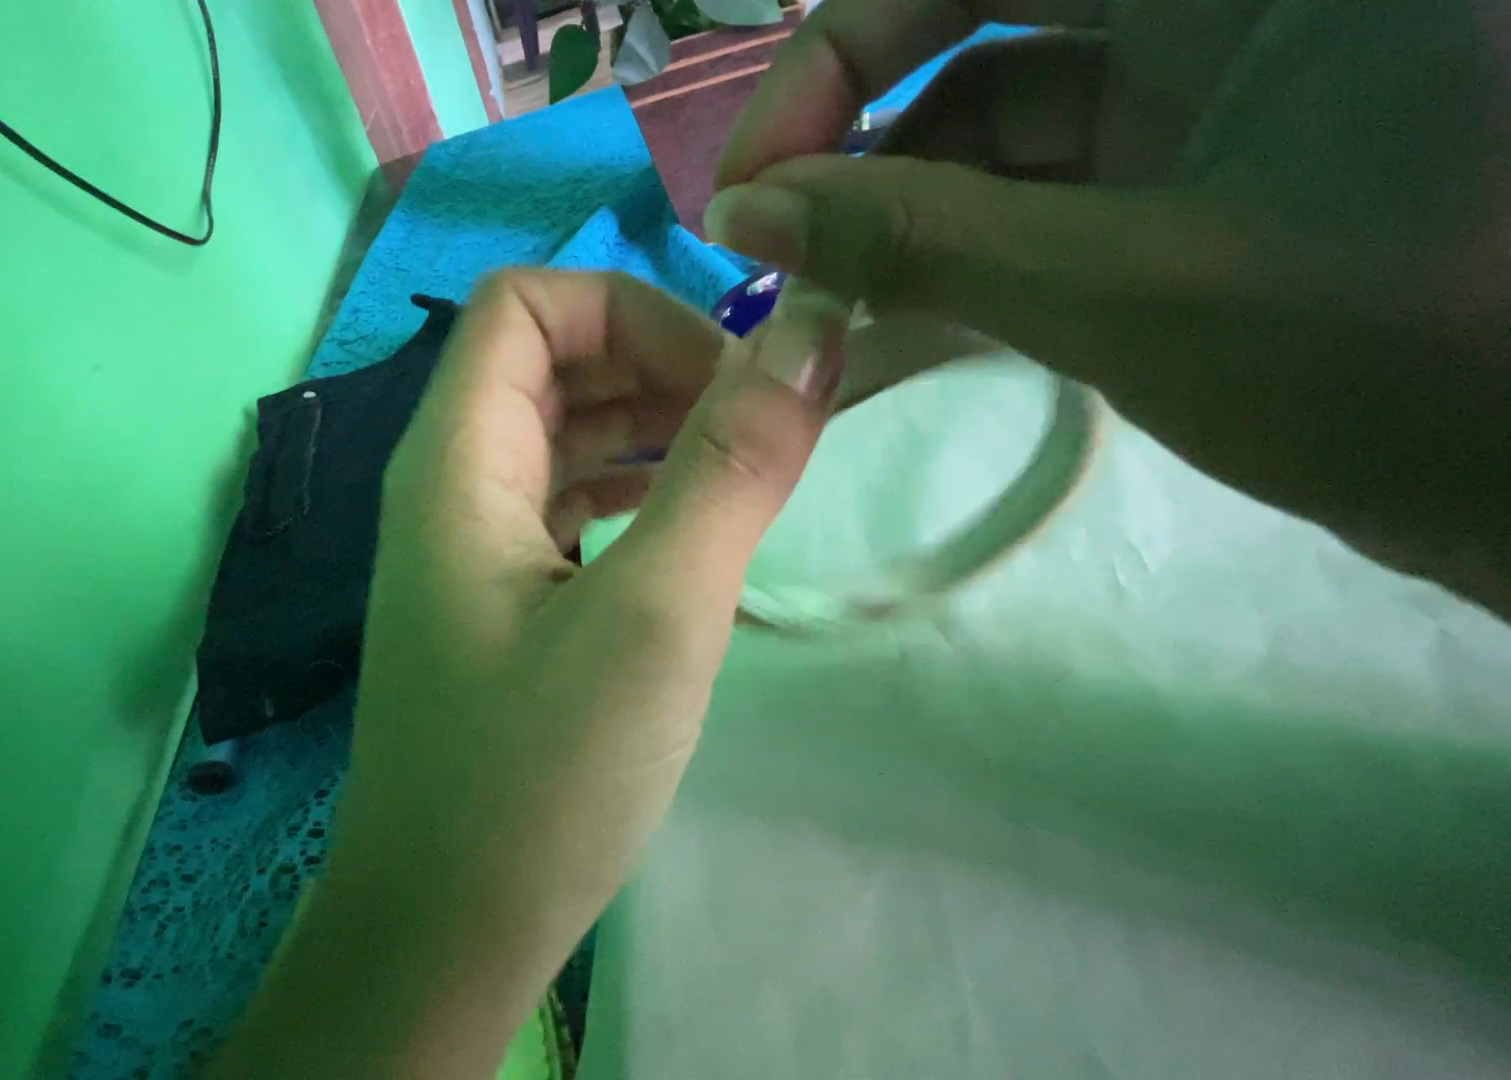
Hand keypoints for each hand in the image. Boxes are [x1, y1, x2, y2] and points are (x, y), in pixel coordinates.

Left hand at [220, 270, 839, 1077]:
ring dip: (650, 429)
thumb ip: (730, 467)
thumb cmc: (540, 776)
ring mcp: (467, 544)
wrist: (447, 927)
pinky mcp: (496, 598)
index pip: (525, 303)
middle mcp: (448, 483)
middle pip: (547, 361)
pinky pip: (564, 503)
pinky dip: (631, 489)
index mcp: (456, 459)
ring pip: (560, 433)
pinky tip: (686, 526)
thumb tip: (811, 333)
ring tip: (740, 474)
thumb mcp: (655, 615)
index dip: (630, 311)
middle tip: (755, 430)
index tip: (726, 378)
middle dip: (654, 367)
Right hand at [709, 0, 1510, 614]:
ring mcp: (1199, 90)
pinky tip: (881, 316)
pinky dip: (950, 250)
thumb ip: (917, 240)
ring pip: (988, 123)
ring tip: (813, 300)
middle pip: (967, 23)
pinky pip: (1030, 191)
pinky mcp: (1185, 173)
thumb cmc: (1381, 370)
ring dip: (892, 209)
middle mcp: (1214, 4)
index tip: (753, 179)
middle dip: (852, 131)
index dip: (836, 54)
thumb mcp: (1114, 292)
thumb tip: (745, 213)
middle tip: (762, 232)